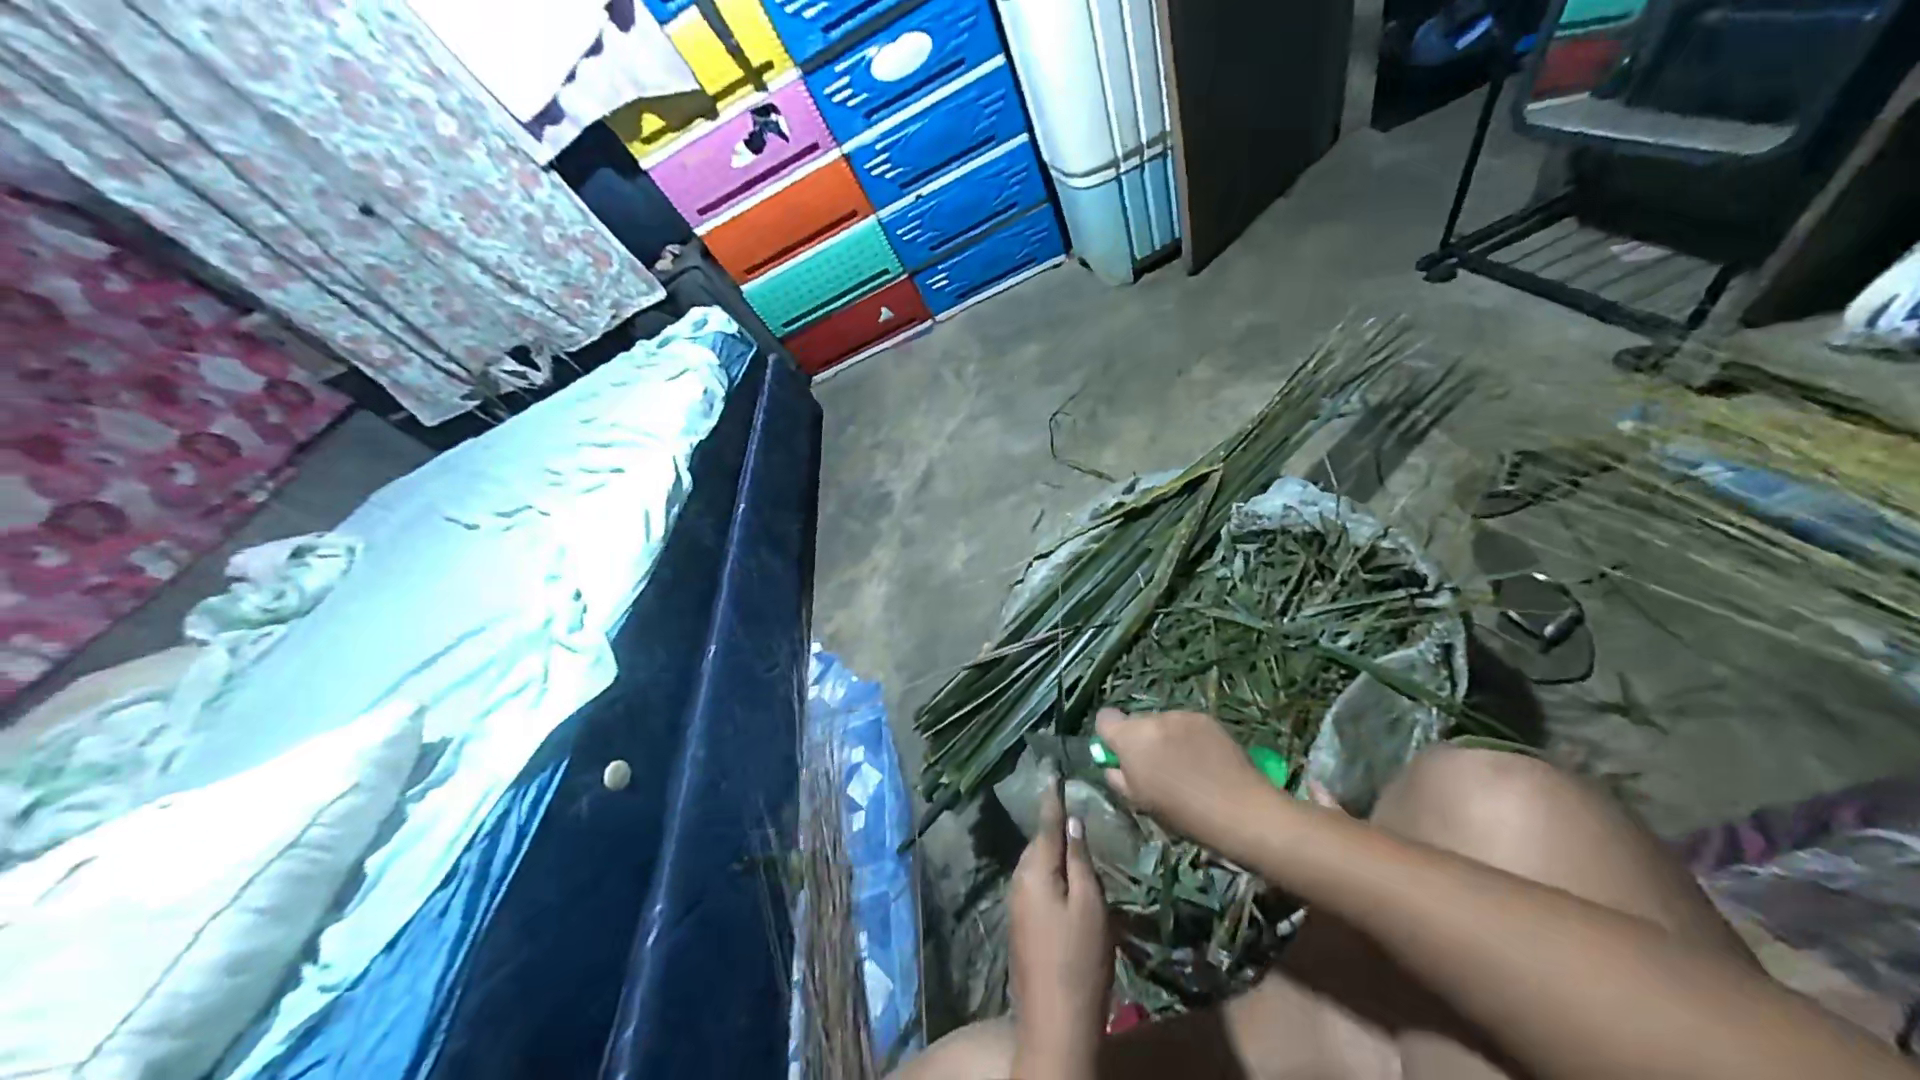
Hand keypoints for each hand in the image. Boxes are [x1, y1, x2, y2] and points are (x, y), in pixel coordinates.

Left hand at [1010, 782, 1110, 1079]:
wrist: (1054, 1023)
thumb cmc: (1080, 959)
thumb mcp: (1091, 905)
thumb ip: (1080, 860)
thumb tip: (1071, 820)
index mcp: (1034, 870)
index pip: (1045, 823)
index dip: (1052, 797)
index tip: (1053, 771)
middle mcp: (1018, 881)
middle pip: (1039, 843)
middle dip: (1054, 826)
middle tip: (1074, 807)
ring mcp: (1016, 905)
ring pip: (1037, 865)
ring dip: (1053, 852)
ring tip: (1076, 842)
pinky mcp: (1020, 925)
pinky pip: (1036, 885)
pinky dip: (1051, 875)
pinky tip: (1067, 881)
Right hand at [1095, 708, 1275, 841]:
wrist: (1239, 810)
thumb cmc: (1182, 812)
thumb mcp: (1138, 802)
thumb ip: (1118, 777)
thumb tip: (1115, 766)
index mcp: (1130, 738)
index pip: (1104, 719)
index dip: (1109, 737)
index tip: (1122, 757)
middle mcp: (1154, 719)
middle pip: (1135, 722)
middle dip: (1140, 739)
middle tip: (1156, 768)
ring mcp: (1182, 715)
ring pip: (1162, 723)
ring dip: (1165, 738)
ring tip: (1185, 766)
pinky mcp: (1207, 718)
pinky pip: (1186, 724)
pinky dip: (1188, 738)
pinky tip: (1204, 761)